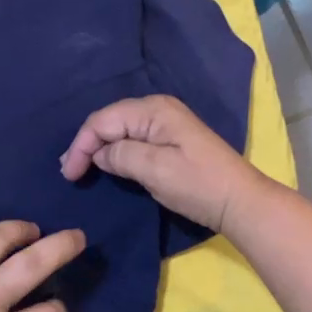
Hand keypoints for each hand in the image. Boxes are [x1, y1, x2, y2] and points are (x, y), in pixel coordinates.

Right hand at [59, 95, 274, 233]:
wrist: (241, 202)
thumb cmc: (198, 184)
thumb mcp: (156, 170)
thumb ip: (121, 156)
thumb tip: (99, 154)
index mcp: (153, 110)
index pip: (103, 120)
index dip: (82, 145)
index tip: (70, 174)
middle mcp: (157, 109)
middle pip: (109, 120)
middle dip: (86, 144)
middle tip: (70, 171)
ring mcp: (165, 123)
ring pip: (119, 129)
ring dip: (98, 147)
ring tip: (81, 168)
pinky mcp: (170, 139)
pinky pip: (132, 138)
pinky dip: (115, 150)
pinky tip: (105, 164)